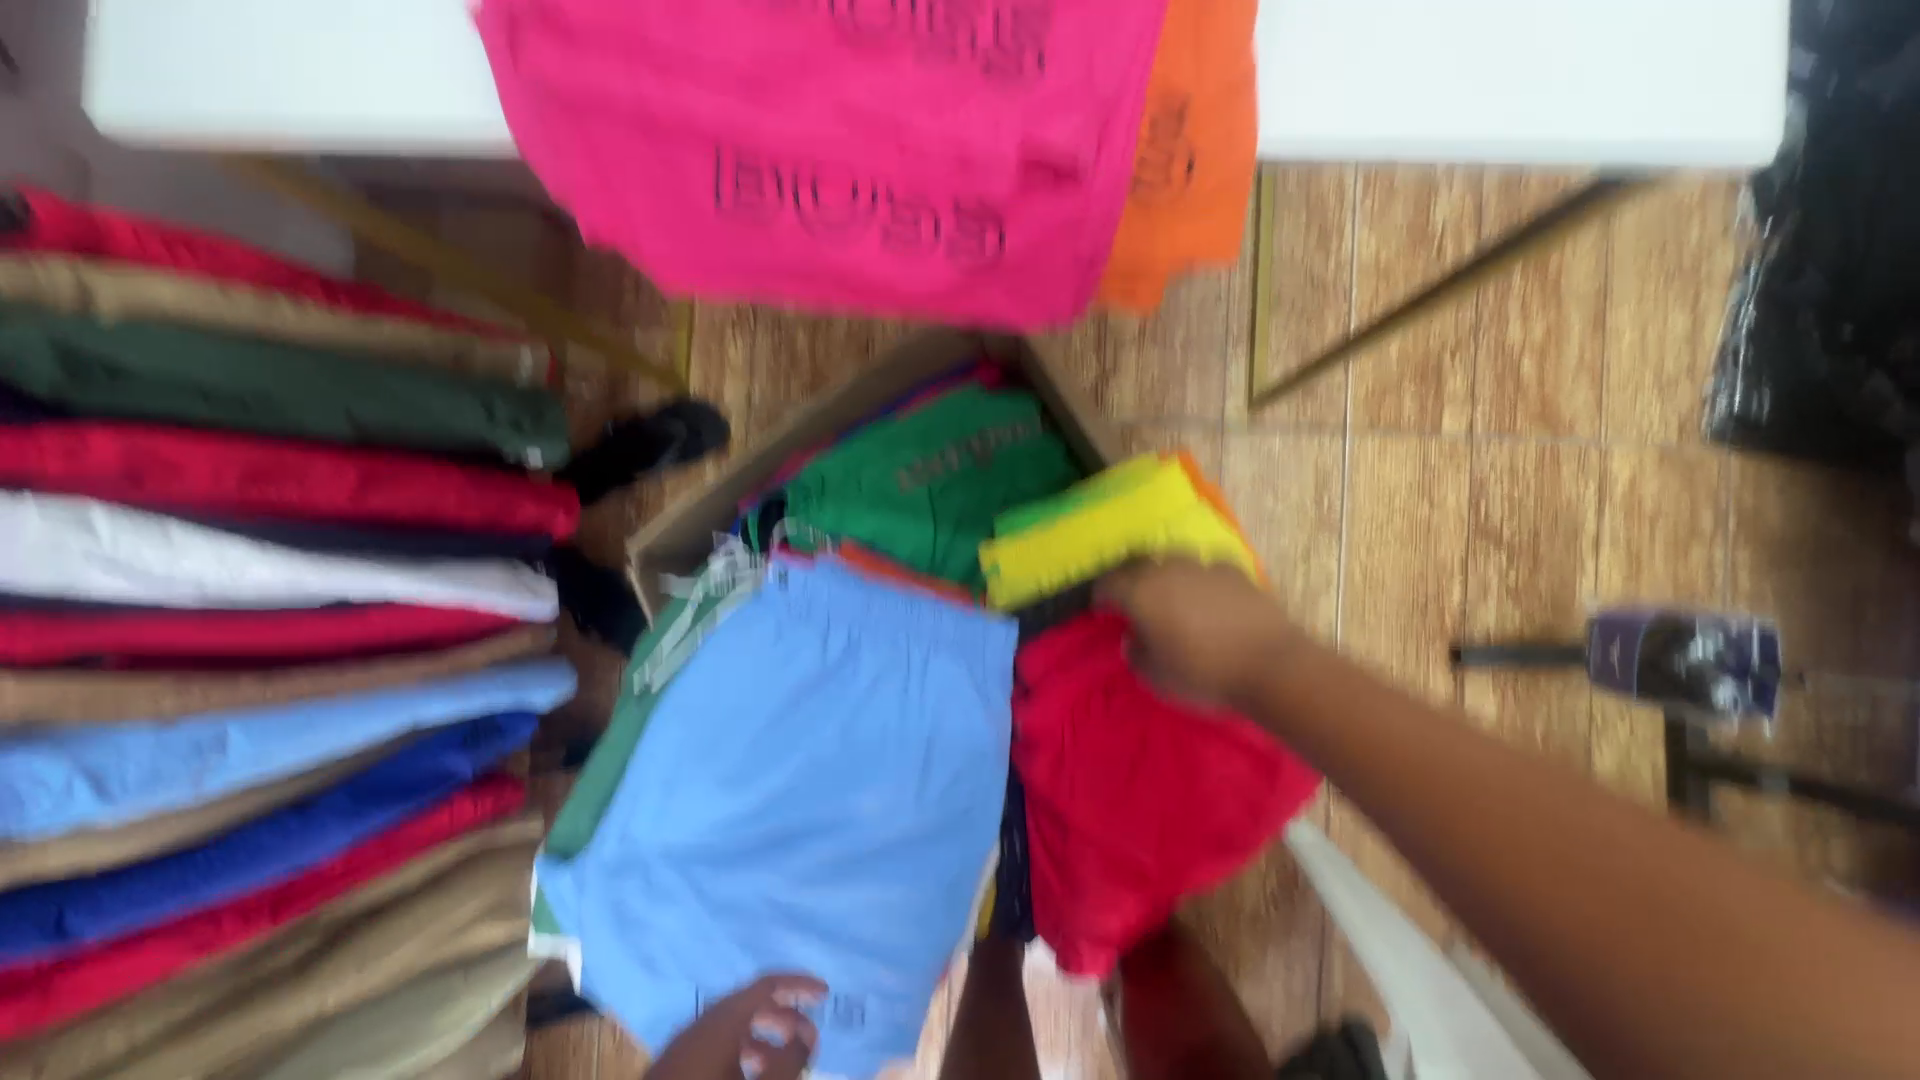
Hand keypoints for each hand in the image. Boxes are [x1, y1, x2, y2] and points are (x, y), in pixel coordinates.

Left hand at [649, 974, 826, 1079]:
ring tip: (784, 1065)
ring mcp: (685, 1046)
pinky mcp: (674, 1068)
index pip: (767, 984)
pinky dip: (742, 1052)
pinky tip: (751, 1075)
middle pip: (751, 1004)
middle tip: (809, 1038)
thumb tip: (806, 1034)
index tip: (825, 994)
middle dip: (784, 1016)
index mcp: (723, 1021)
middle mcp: (703, 1023)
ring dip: (765, 1038)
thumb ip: (789, 1060)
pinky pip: (716, 1046)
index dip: (799, 984)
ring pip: (733, 1028)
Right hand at [1096, 559, 1302, 706]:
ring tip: (1169, 593)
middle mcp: (1169, 569)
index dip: (1101, 597)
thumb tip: (1136, 638)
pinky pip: (1207, 568)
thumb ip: (1137, 653)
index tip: (1102, 611)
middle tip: (1130, 598)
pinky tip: (1206, 595)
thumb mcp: (1155, 676)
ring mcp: (1205, 565)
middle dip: (1130, 577)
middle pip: (1139, 562)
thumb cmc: (1203, 674)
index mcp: (1140, 591)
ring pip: (1174, 559)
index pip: (1108, 583)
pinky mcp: (1237, 572)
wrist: (1272, 666)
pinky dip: (1200, 578)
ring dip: (1165, 573)